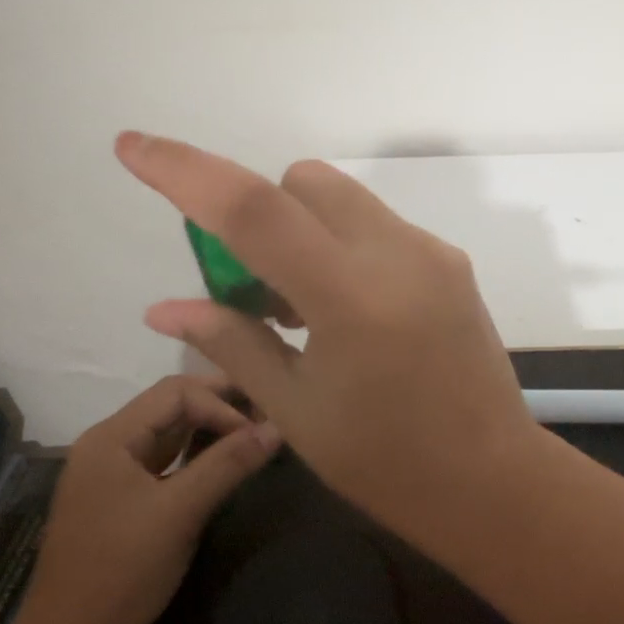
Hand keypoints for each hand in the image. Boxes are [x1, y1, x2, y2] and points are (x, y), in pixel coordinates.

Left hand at [16, 374, 279, 623]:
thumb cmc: (121, 571)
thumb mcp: (180, 512)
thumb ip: (228, 464)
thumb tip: (278, 426)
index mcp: (109, 439)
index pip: (176, 393)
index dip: (223, 403)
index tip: (261, 430)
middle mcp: (107, 448)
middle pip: (171, 408)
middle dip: (220, 409)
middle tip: (268, 417)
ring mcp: (112, 478)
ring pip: (170, 436)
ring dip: (211, 432)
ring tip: (256, 436)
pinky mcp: (123, 504)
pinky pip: (166, 463)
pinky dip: (198, 458)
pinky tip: (226, 466)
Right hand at [114, 132, 541, 533]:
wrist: (491, 477)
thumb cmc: (385, 461)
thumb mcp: (295, 410)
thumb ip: (232, 342)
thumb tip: (165, 307)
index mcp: (350, 296)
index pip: (256, 210)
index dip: (187, 172)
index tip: (133, 145)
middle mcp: (397, 254)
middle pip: (304, 183)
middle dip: (259, 210)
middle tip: (250, 285)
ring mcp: (432, 252)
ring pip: (345, 198)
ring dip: (303, 227)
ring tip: (299, 308)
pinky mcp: (452, 263)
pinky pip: (379, 225)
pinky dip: (343, 244)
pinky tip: (345, 310)